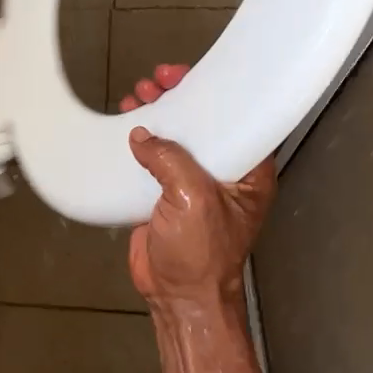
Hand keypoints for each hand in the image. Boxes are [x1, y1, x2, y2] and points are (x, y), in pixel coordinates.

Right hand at [120, 64, 277, 310]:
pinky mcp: (165, 197)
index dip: (213, 92)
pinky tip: (126, 125)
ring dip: (156, 115)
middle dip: (178, 98)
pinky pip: (153, 160)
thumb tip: (142, 136)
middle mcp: (223, 174)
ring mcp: (192, 185)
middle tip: (156, 81)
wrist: (177, 296)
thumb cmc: (201, 255)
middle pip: (202, 123)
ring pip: (175, 138)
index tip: (185, 75)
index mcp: (246, 173)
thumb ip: (169, 160)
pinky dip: (139, 141)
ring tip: (137, 96)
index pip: (235, 119)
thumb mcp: (192, 198)